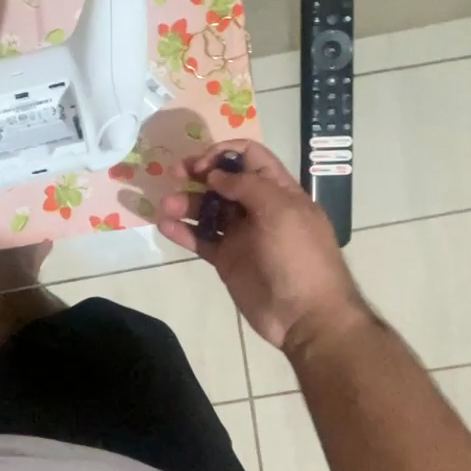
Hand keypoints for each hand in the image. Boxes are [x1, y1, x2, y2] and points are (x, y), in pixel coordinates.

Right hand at [157, 139, 366, 353]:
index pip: (250, 157)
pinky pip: (199, 238)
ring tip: (167, 207)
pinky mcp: (226, 258)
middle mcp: (257, 208)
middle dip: (197, 173)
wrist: (306, 316)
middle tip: (175, 175)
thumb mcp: (281, 211)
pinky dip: (181, 230)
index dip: (223, 154)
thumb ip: (246, 186)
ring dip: (184, 202)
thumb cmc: (300, 257)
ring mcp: (240, 234)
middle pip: (223, 180)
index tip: (202, 165)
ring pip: (206, 209)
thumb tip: (214, 175)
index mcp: (278, 191)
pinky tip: (164, 225)